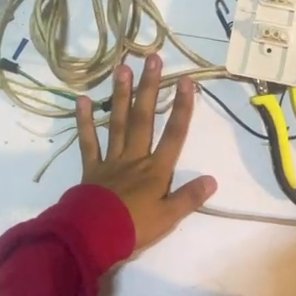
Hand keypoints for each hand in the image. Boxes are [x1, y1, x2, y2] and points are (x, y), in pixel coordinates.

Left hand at [76, 55, 215, 252]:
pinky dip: (85, 121)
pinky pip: (88, 141)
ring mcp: (111, 160)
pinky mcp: (91, 168)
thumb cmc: (134, 228)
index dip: (182, 107)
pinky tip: (83, 99)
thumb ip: (189, 197)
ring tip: (122, 68)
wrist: (94, 236)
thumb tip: (212, 179)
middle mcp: (135, 157)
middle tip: (152, 59)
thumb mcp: (168, 217)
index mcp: (156, 170)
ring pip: (117, 122)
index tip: (186, 80)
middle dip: (149, 88)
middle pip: (144, 118)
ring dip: (121, 94)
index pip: (174, 134)